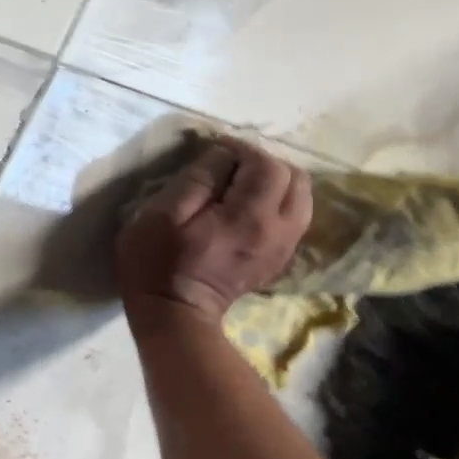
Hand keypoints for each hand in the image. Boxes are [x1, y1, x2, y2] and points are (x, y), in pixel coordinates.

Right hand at [116, 136, 312, 324]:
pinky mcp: (279, 258)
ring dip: (273, 181)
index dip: (242, 148)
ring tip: (237, 181)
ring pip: (302, 198)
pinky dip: (275, 201)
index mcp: (250, 217)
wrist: (175, 312)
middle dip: (264, 162)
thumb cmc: (157, 260)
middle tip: (228, 163)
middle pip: (296, 179)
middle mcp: (280, 230)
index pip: (267, 166)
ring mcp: (284, 247)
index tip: (213, 146)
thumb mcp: (161, 214)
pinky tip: (243, 205)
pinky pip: (293, 218)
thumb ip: (195, 181)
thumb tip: (220, 156)